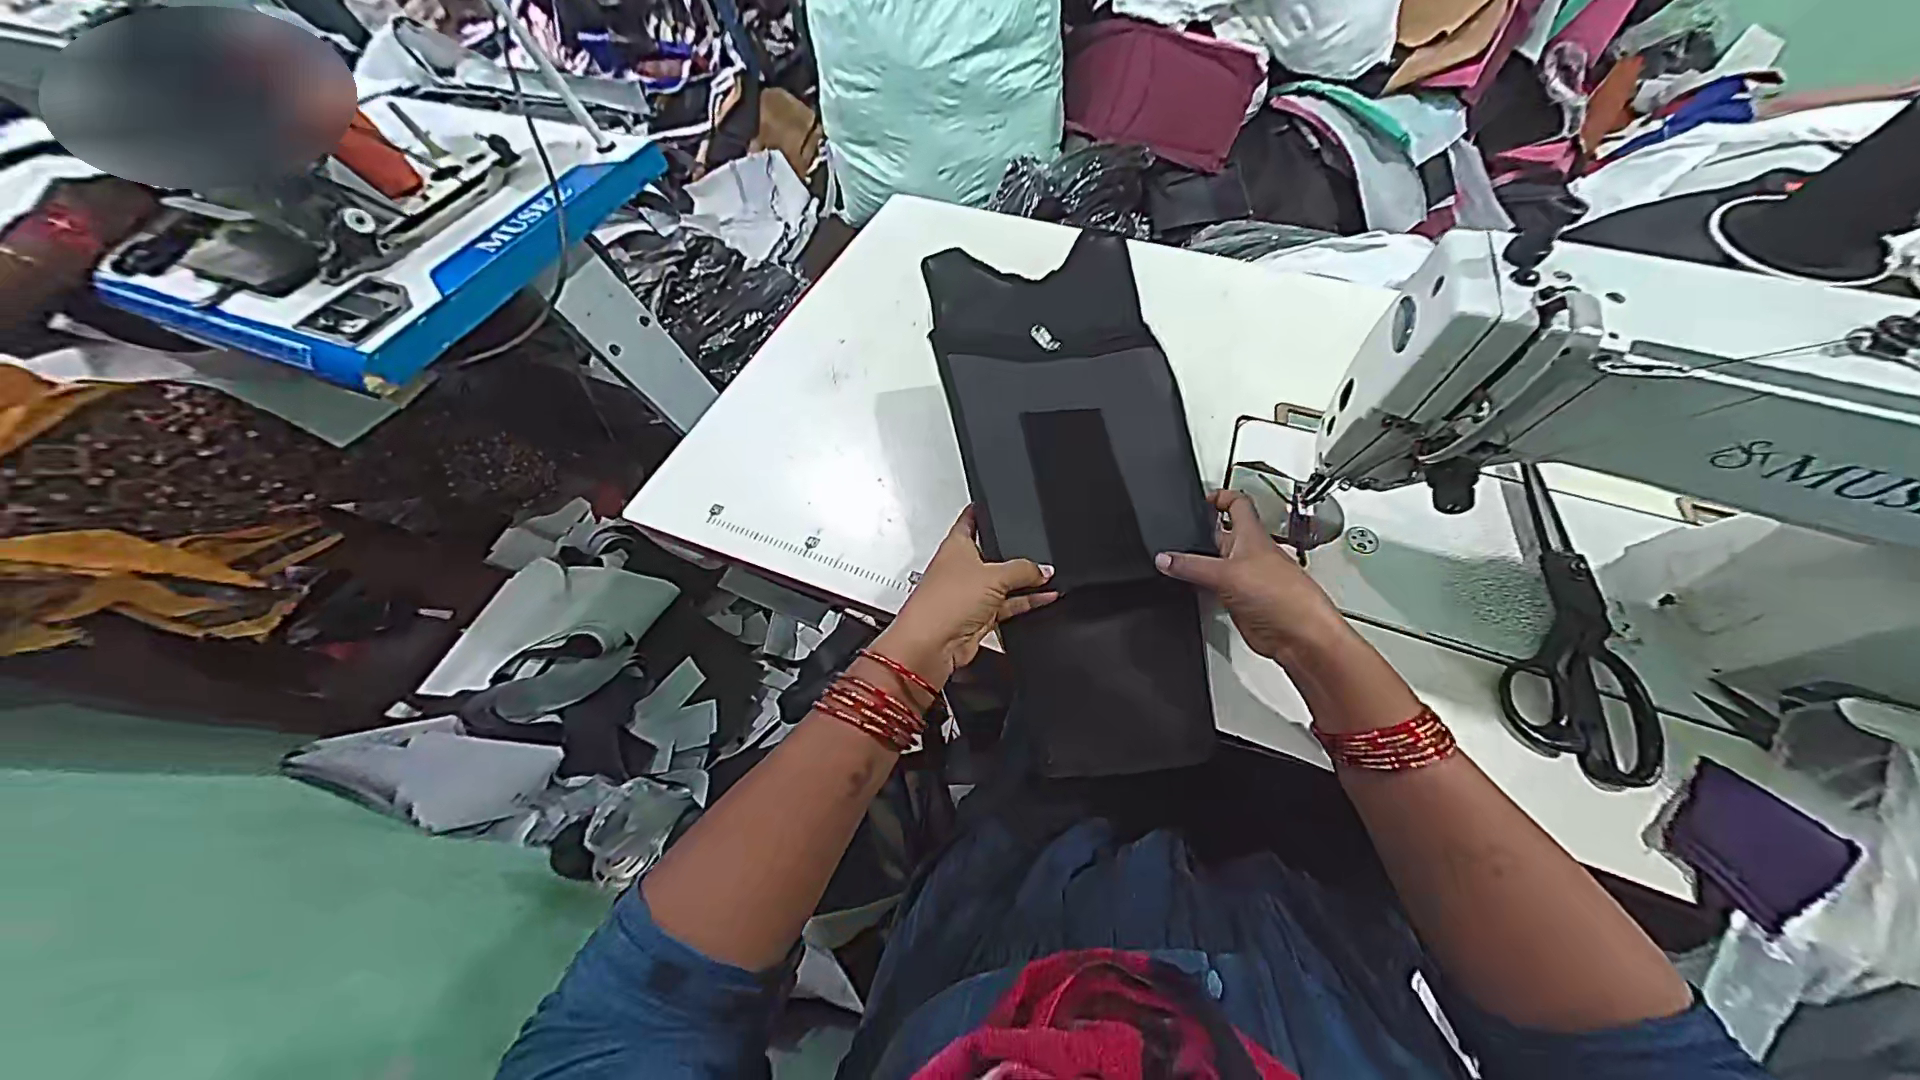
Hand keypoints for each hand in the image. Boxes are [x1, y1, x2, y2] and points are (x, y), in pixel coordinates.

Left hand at [878, 506, 1057, 684]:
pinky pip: (1008, 605)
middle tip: (1036, 550)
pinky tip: (1045, 596)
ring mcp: (969, 593)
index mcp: (955, 545)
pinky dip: (1025, 601)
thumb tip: (1042, 569)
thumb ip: (1023, 569)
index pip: (970, 520)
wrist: (932, 645)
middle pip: (992, 554)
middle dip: (1013, 554)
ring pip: (1002, 582)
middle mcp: (961, 568)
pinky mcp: (978, 616)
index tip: (993, 504)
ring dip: (1023, 581)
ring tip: (1048, 575)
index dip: (982, 511)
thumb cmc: (942, 603)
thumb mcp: (993, 575)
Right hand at [1156, 489, 1345, 663]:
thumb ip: (1191, 566)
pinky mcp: (1241, 601)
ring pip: (1217, 563)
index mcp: (1252, 536)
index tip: (1204, 497)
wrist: (1298, 635)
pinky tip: (1193, 589)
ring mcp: (1246, 579)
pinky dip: (1203, 587)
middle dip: (1204, 531)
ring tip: (1179, 559)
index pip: (1238, 504)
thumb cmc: (1284, 596)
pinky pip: (1217, 589)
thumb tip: (1165, 558)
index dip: (1221, 497)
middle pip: (1224, 534)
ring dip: (1200, 562)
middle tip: (1184, 530)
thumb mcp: (1227, 573)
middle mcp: (1250, 555)